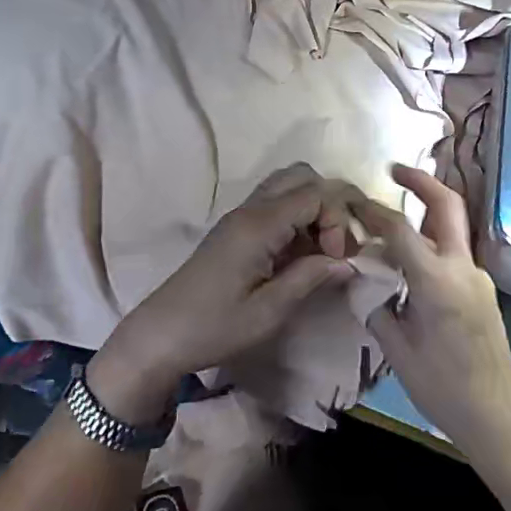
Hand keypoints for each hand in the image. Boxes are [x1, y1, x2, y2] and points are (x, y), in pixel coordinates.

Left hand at [89, 164, 357, 423]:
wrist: (161, 334)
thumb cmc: (214, 327)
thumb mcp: (268, 312)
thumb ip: (310, 278)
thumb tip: (349, 262)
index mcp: (258, 224)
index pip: (314, 193)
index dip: (337, 220)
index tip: (336, 259)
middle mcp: (250, 209)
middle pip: (302, 176)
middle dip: (330, 204)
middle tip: (335, 247)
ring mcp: (241, 216)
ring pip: (288, 186)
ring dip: (314, 209)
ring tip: (322, 251)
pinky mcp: (236, 229)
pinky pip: (275, 205)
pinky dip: (298, 218)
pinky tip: (302, 254)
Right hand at [356, 166, 510, 458]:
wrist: (496, 414)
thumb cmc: (442, 385)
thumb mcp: (396, 348)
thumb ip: (375, 305)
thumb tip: (361, 279)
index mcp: (438, 281)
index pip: (400, 229)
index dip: (372, 212)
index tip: (352, 204)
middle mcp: (463, 268)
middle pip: (448, 205)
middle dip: (421, 180)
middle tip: (394, 170)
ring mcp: (477, 276)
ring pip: (453, 226)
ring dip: (427, 210)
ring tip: (393, 217)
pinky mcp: (482, 288)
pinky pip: (454, 251)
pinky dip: (432, 241)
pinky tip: (411, 260)